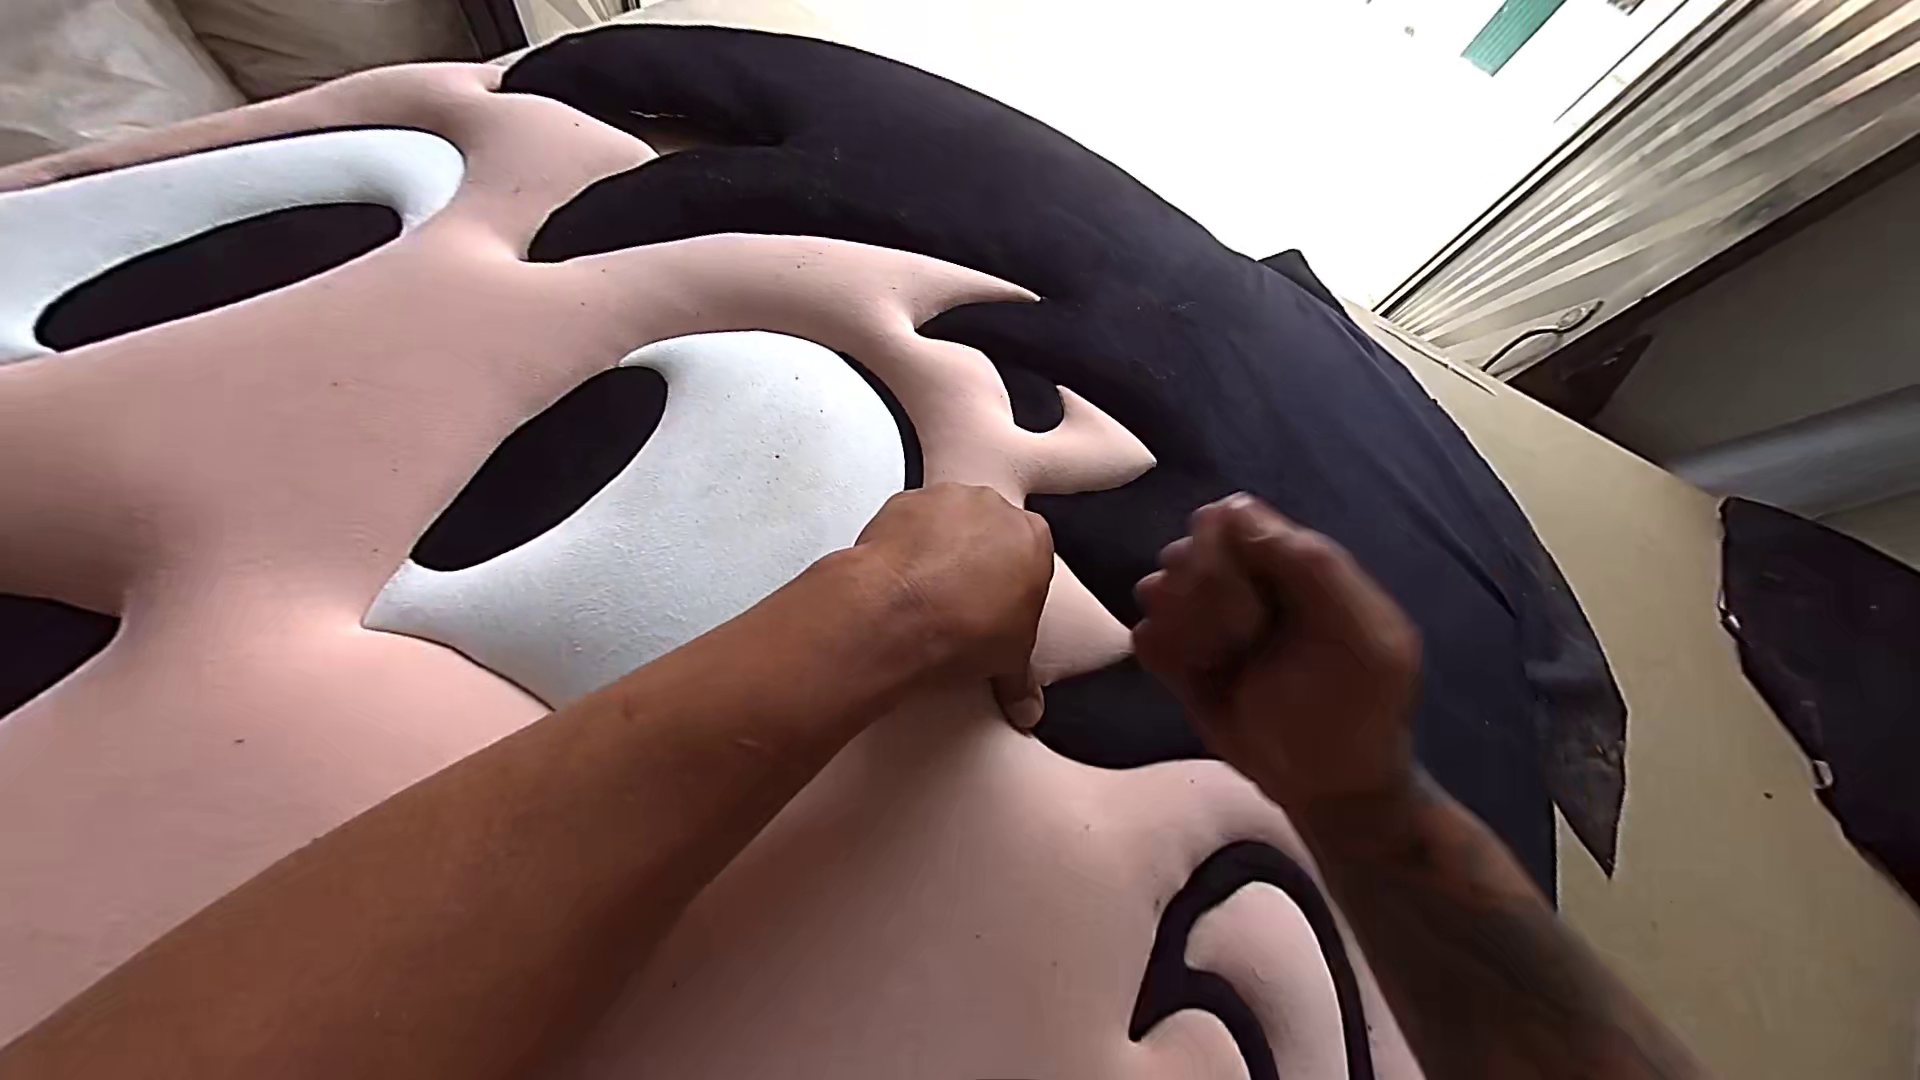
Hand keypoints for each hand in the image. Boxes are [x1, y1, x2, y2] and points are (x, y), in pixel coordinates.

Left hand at [852, 484, 1054, 728]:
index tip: (996, 602)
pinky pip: (910, 518)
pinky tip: (900, 574)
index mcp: (1034, 538)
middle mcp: (994, 508)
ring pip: (949, 518)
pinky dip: (906, 539)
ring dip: (940, 543)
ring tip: (924, 587)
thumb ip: (1022, 682)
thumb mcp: (1008, 662)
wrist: (898, 615)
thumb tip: (1029, 712)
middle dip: (977, 556)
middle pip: (990, 529)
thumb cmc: (962, 631)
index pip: (1030, 554)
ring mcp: (947, 499)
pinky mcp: (905, 500)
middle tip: (958, 595)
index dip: (1011, 580)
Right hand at [1132, 493, 1420, 810]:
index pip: (1227, 520)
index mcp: (1284, 562)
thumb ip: (1313, 567)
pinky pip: (1143, 634)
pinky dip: (1165, 654)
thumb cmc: (1354, 706)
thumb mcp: (1362, 637)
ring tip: (1220, 660)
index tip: (1242, 591)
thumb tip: (1232, 507)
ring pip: (1155, 588)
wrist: (1323, 781)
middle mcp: (1236, 580)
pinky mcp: (1174, 656)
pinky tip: (1195, 677)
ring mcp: (1200, 618)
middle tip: (1243, 637)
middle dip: (1205, 595)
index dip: (1223, 549)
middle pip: (1184, 552)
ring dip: (1184, 628)